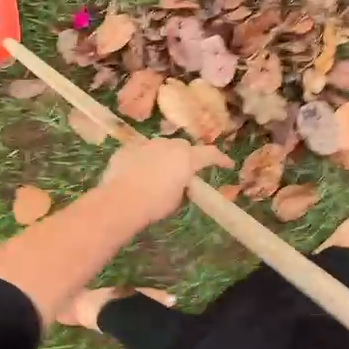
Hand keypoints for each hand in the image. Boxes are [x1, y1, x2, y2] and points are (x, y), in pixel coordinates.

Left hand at [97, 137, 232, 224]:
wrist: (120, 201)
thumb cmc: (154, 204)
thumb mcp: (176, 199)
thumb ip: (182, 185)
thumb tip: (178, 181)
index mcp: (186, 158)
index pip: (210, 154)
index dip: (221, 159)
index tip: (228, 164)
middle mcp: (168, 145)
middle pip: (183, 146)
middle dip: (186, 156)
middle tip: (184, 171)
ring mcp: (146, 144)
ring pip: (160, 146)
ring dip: (163, 156)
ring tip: (157, 173)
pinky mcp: (128, 148)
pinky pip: (141, 151)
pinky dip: (143, 159)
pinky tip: (137, 173)